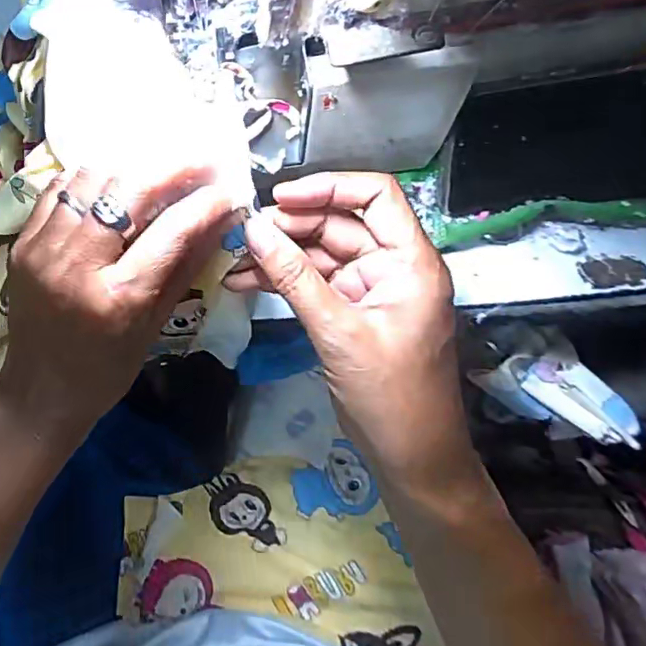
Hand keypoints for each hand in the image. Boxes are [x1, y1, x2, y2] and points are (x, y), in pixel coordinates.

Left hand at [0, 167, 237, 449]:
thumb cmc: (105, 371)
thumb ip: (185, 264)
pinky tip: (112, 182)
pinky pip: (58, 190)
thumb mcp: (154, 325)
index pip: (169, 231)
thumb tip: (221, 217)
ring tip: (156, 170)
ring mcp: (42, 249)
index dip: (205, 203)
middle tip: (199, 163)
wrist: (38, 392)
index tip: (228, 189)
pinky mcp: (23, 243)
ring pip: (89, 180)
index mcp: (116, 298)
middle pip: (126, 192)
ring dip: (129, 169)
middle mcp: (74, 265)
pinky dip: (89, 179)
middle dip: (170, 170)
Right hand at [225, 173, 472, 486]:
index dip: (328, 187)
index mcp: (409, 261)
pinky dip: (281, 279)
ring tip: (235, 261)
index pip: (376, 196)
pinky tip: (245, 281)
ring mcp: (368, 288)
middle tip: (243, 236)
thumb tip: (252, 229)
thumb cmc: (390, 396)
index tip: (279, 198)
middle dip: (289, 226)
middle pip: (338, 223)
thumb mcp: (338, 331)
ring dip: (277, 255)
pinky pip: (311, 281)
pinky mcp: (349, 310)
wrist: (410, 458)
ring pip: (318, 252)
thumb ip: (293, 277)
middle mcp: (391, 266)